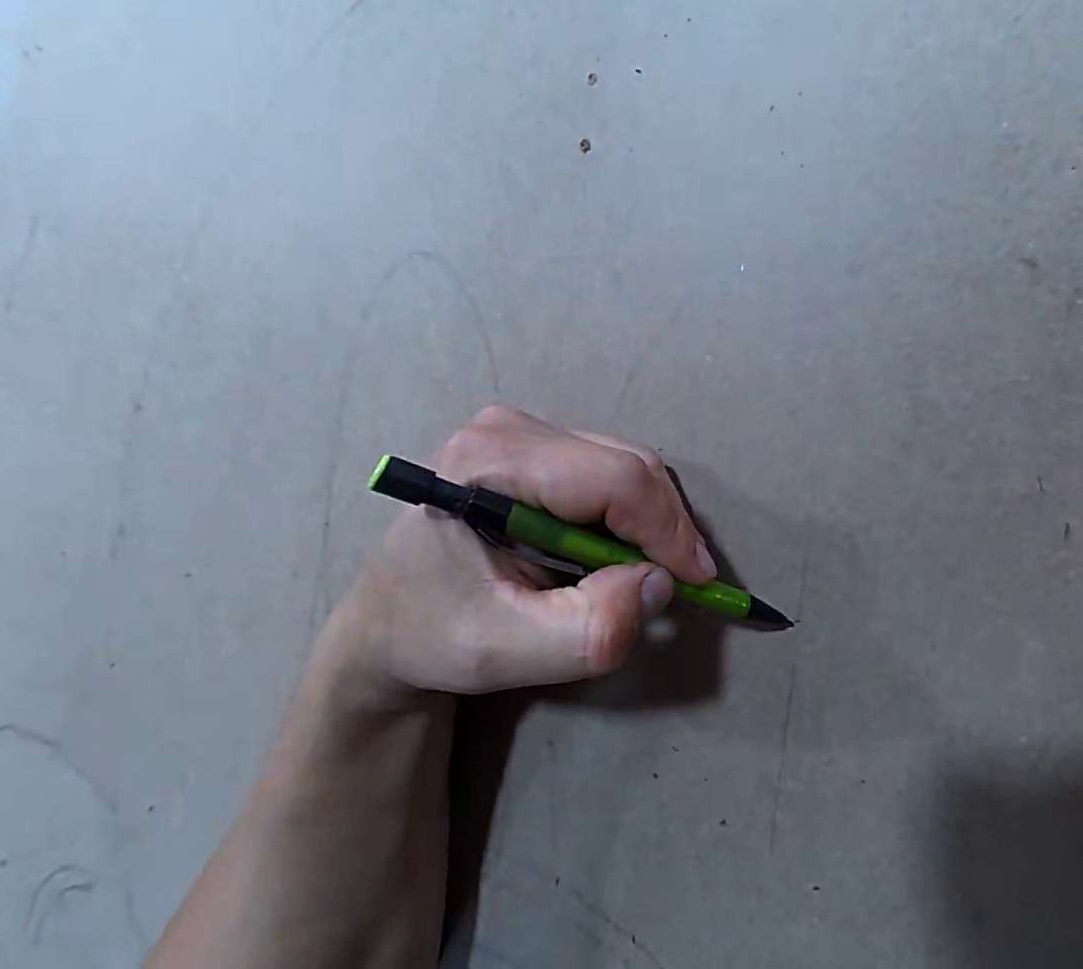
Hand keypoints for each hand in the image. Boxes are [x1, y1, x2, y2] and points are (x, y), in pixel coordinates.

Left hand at [322, 406, 716, 703]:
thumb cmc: (432, 635)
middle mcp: (506, 428)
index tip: (696, 582)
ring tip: (633, 576)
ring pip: (623, 464)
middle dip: (662, 527)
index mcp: (489, 463)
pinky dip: (627, 515)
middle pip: (625, 464)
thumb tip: (658, 583)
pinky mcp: (532, 444)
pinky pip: (607, 469)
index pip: (612, 479)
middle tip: (675, 584)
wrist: (386, 620)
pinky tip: (608, 554)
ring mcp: (518, 429)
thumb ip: (590, 629)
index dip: (666, 530)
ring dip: (647, 523)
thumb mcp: (504, 653)